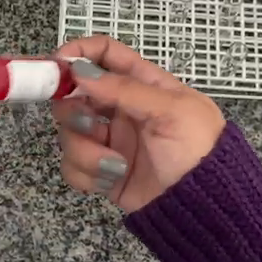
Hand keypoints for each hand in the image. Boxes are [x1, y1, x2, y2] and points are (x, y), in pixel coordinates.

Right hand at [50, 36, 224, 212]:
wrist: (204, 208)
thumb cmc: (198, 150)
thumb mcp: (171, 111)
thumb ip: (125, 90)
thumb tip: (80, 71)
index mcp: (142, 84)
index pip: (105, 54)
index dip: (78, 52)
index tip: (56, 66)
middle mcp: (121, 108)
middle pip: (75, 94)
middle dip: (73, 109)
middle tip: (89, 124)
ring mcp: (110, 140)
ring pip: (70, 132)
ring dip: (85, 149)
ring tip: (115, 164)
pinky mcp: (102, 171)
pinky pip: (73, 165)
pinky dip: (86, 173)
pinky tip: (111, 179)